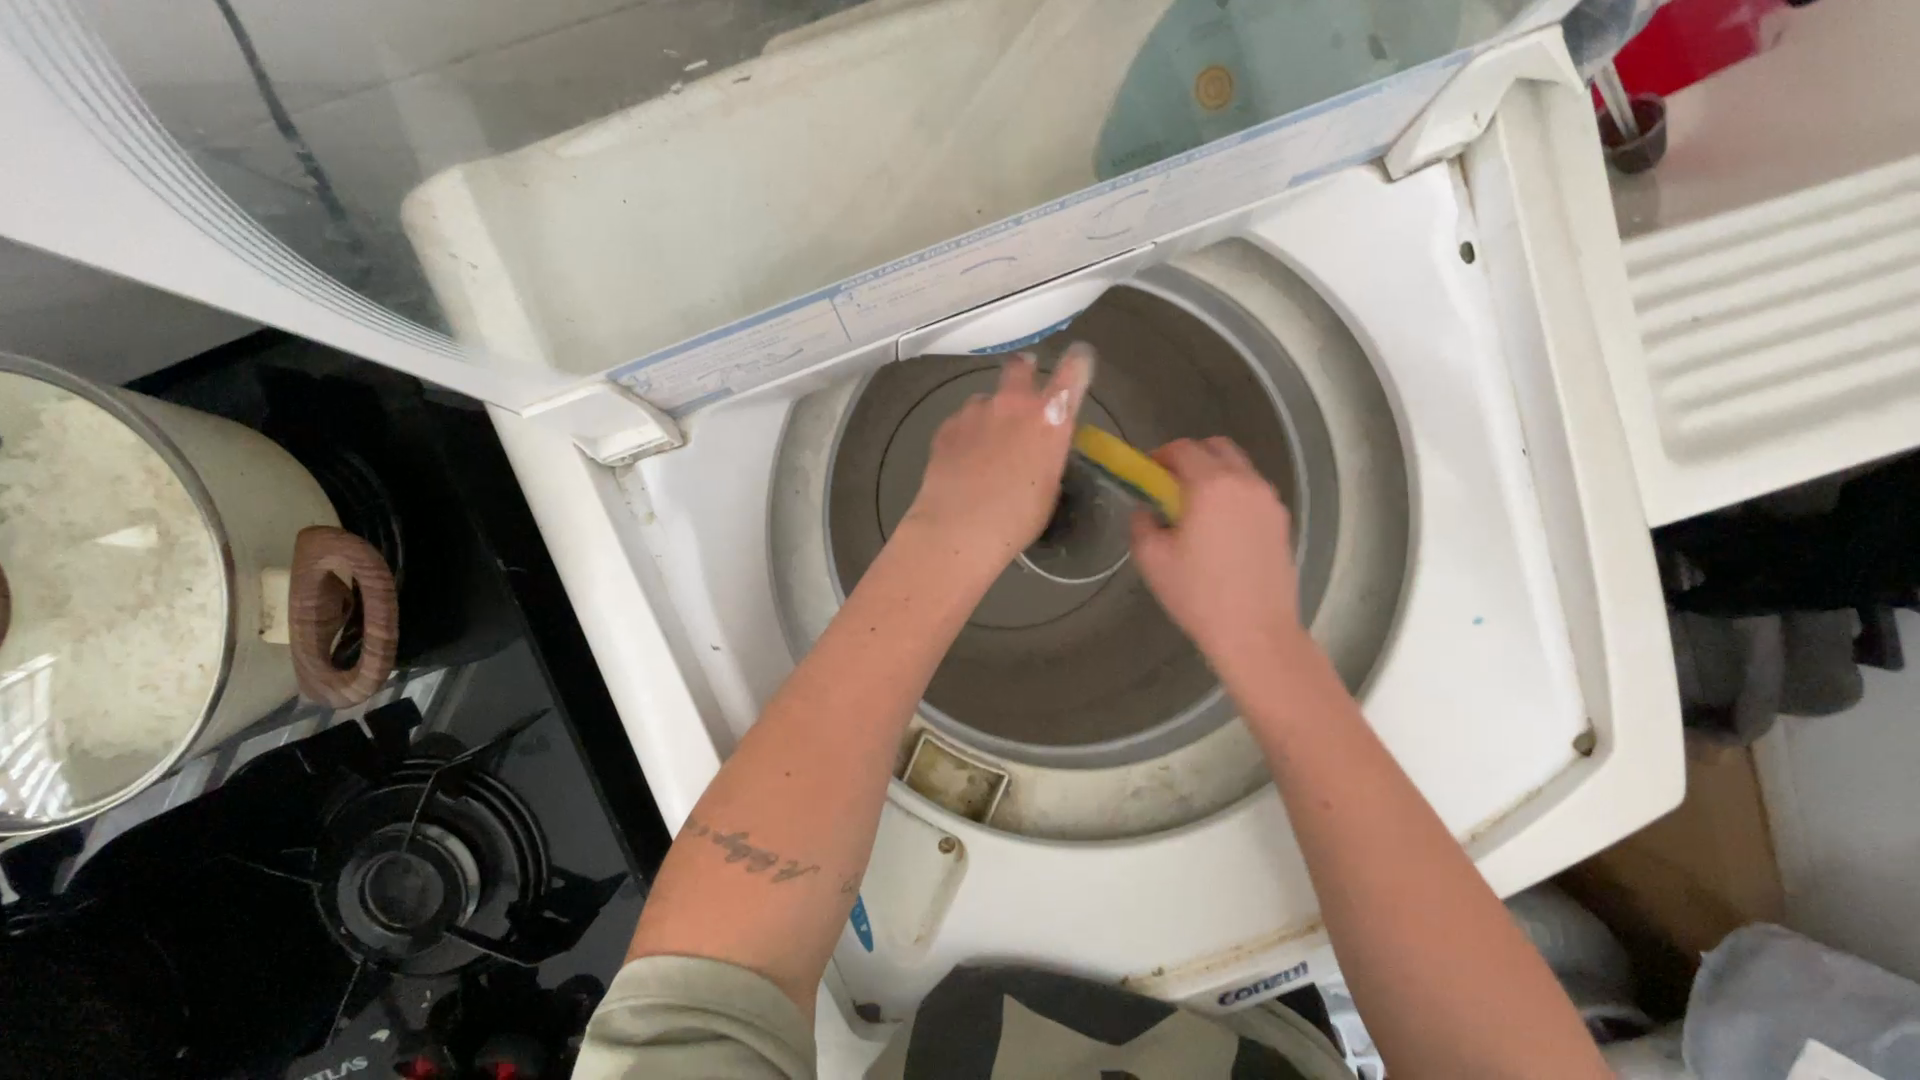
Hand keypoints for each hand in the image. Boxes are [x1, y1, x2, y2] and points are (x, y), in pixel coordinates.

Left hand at [901, 343, 1094, 575]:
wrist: (959, 528)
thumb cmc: (1018, 517)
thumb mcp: (1049, 485)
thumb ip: (1048, 452)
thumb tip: (1040, 445)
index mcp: (1050, 418)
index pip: (1074, 370)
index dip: (1078, 362)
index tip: (1078, 360)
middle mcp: (1014, 403)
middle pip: (1020, 366)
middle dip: (1024, 371)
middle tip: (1023, 389)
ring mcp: (976, 411)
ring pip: (986, 399)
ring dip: (990, 412)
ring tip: (985, 444)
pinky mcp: (947, 426)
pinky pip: (962, 420)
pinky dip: (966, 432)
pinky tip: (963, 459)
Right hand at [1130, 437, 1311, 679]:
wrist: (1255, 632)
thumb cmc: (1198, 595)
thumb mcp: (1152, 559)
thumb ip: (1142, 523)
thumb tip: (1147, 510)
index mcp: (1211, 485)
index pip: (1183, 448)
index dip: (1159, 456)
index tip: (1147, 474)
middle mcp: (1245, 483)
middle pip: (1217, 447)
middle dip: (1190, 457)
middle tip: (1170, 486)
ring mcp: (1269, 502)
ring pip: (1239, 468)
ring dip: (1215, 475)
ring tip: (1197, 510)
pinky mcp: (1282, 523)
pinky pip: (1253, 493)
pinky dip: (1234, 495)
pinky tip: (1221, 529)